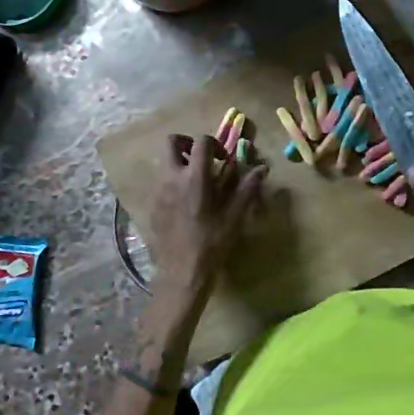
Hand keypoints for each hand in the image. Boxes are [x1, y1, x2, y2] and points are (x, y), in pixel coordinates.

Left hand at [146, 134, 264, 298]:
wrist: (182, 272)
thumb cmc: (211, 243)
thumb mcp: (234, 216)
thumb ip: (247, 189)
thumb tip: (261, 168)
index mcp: (194, 177)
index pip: (201, 141)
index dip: (214, 143)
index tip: (223, 159)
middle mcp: (172, 178)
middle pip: (172, 142)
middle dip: (188, 144)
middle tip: (203, 160)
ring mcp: (158, 191)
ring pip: (165, 162)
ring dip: (180, 163)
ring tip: (197, 184)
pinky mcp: (152, 205)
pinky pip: (161, 183)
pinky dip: (173, 183)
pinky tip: (185, 204)